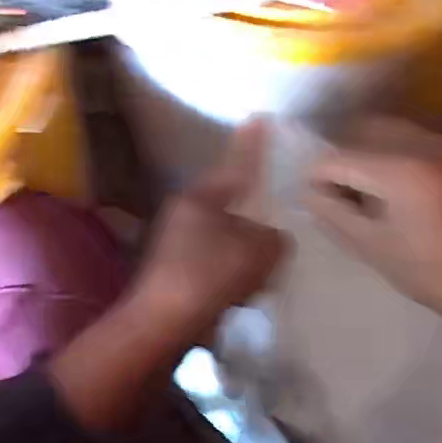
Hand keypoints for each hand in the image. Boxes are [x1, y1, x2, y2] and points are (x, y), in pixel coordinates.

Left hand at [50, 122, 286, 435]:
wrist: (163, 323)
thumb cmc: (209, 275)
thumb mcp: (258, 249)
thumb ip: (273, 237)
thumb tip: (268, 241)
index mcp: (197, 199)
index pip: (233, 166)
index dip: (250, 145)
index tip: (257, 119)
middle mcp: (181, 216)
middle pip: (231, 209)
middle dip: (255, 223)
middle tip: (278, 235)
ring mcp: (174, 246)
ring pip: (225, 241)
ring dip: (245, 257)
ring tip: (262, 276)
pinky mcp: (175, 275)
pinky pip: (216, 268)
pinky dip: (232, 278)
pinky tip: (243, 295)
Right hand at [305, 119, 441, 368]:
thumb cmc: (440, 275)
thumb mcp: (374, 248)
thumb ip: (333, 214)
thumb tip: (308, 192)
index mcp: (399, 170)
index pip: (333, 157)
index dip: (313, 178)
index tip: (311, 203)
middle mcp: (425, 145)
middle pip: (362, 131)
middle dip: (339, 158)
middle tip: (332, 194)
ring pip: (390, 133)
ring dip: (367, 155)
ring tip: (361, 194)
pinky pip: (415, 143)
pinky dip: (393, 158)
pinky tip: (394, 194)